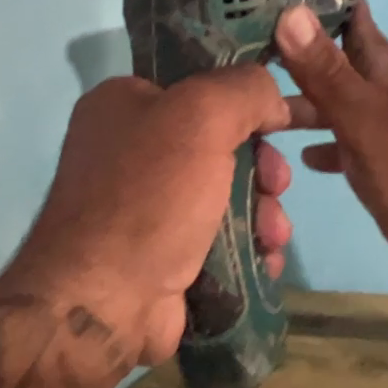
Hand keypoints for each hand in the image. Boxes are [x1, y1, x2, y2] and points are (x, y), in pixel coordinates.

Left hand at [0, 67, 297, 364]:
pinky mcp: (166, 255)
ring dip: (264, 213)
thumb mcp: (201, 116)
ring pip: (230, 197)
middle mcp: (131, 152)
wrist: (107, 301)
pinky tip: (265, 259)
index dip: (246, 104)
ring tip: (272, 236)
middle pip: (223, 146)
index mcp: (124, 105)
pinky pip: (223, 240)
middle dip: (263, 170)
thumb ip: (245, 90)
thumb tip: (273, 101)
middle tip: (276, 187)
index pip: (199, 86)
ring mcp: (148, 208)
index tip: (279, 124)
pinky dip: (250, 247)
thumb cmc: (150, 196)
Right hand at [274, 0, 387, 292]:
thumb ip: (327, 71)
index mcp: (384, 71)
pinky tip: (296, 158)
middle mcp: (382, 93)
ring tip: (252, 106)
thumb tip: (289, 11)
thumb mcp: (364, 118)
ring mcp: (379, 130)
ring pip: (331, 105)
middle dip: (293, 53)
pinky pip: (340, 145)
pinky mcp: (375, 165)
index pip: (351, 17)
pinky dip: (319, 145)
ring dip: (298, 103)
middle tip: (238, 49)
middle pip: (333, 61)